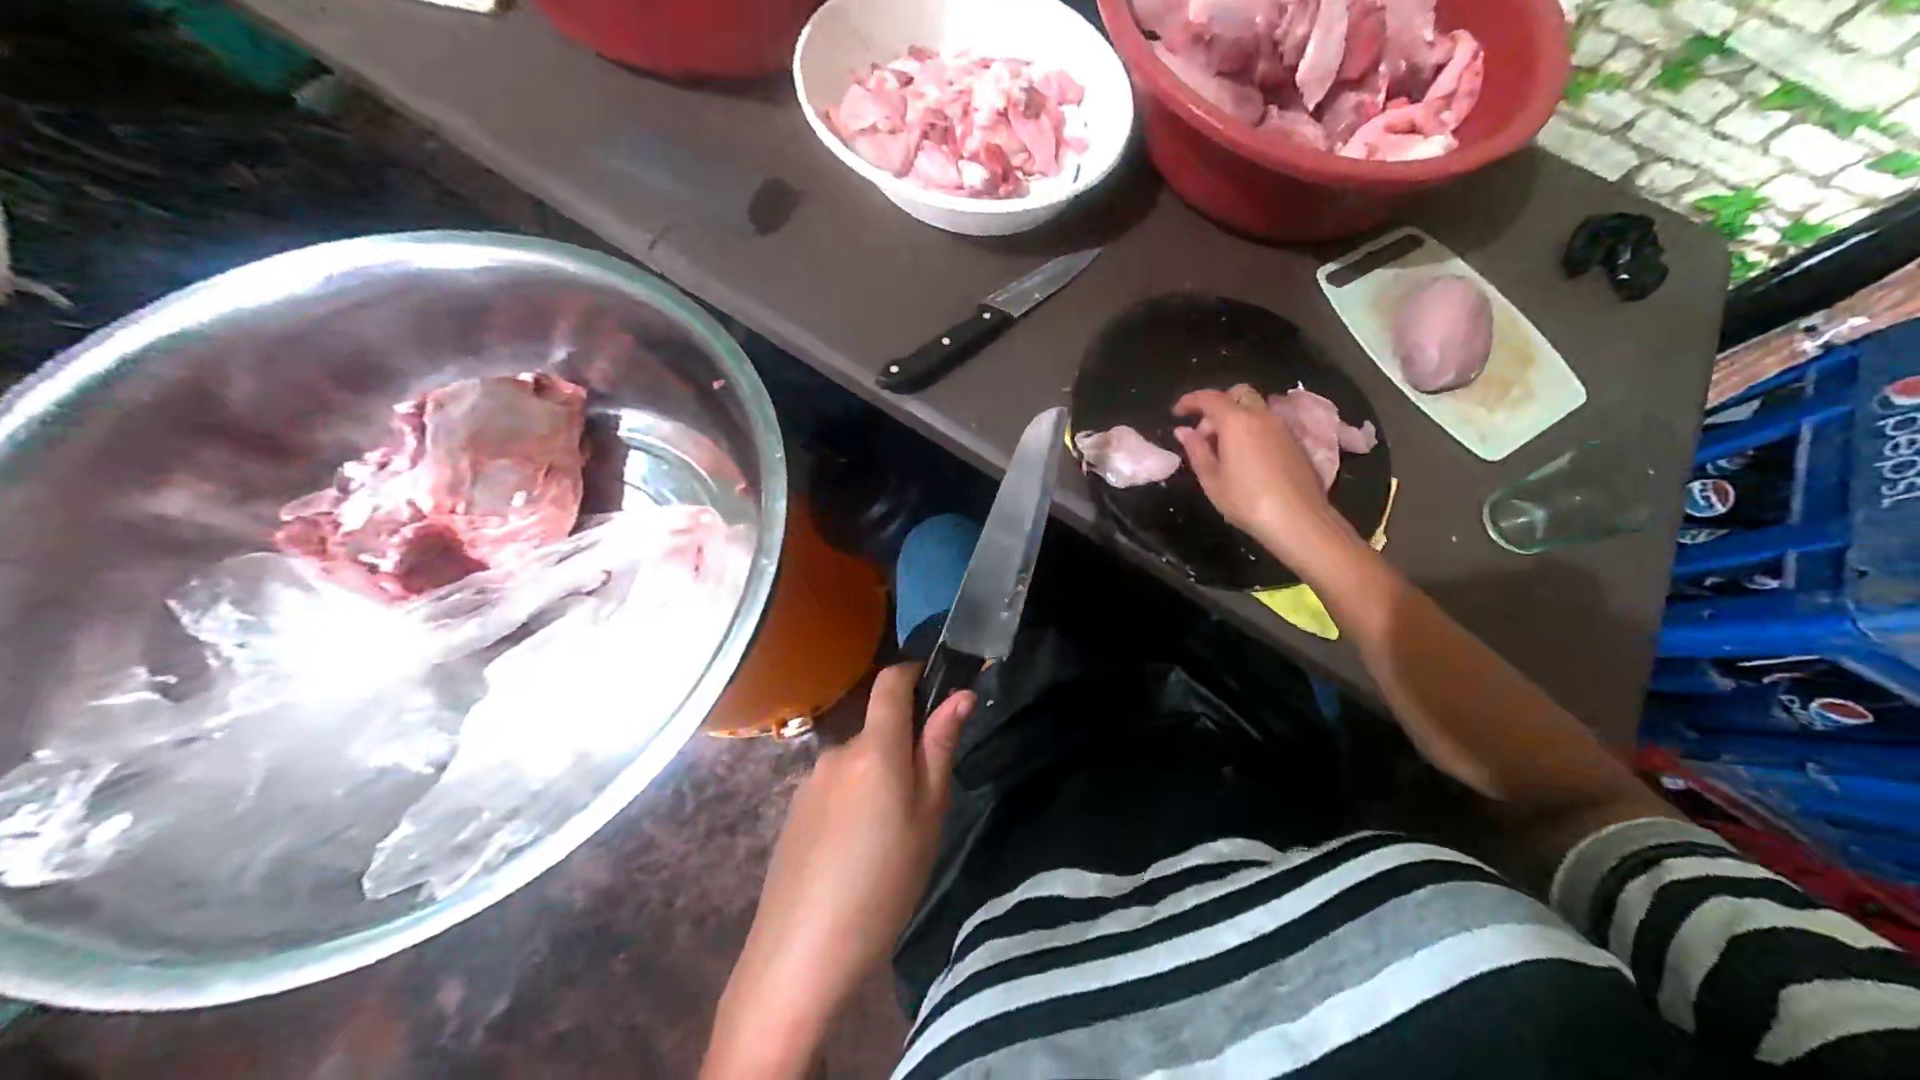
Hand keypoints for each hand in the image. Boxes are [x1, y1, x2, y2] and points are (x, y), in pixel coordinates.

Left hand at [703, 664, 975, 1079]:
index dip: (913, 673)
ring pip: (858, 763)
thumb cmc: (883, 885)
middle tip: (924, 804)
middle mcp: (836, 753)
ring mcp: (809, 781)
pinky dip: (854, 802)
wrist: (800, 956)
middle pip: (877, 729)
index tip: (937, 688)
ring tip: (890, 841)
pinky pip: (836, 789)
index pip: (890, 682)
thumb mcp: (928, 818)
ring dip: (878, 780)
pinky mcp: (793, 810)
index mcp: (874, 748)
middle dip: (903, 748)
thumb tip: (960, 695)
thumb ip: (939, 749)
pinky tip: (856, 854)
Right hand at [1172, 385, 1358, 571]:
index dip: (1190, 401)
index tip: (1176, 413)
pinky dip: (1251, 429)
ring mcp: (1282, 426)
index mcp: (1236, 422)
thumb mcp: (1211, 479)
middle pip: (1237, 394)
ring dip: (1235, 418)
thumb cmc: (1246, 501)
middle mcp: (1261, 416)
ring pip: (1255, 408)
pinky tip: (1245, 457)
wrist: (1298, 518)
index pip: (1209, 398)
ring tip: (1223, 448)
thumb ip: (1196, 450)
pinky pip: (1267, 423)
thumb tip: (1183, 431)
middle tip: (1204, 434)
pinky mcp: (1295, 440)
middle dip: (1216, 406)